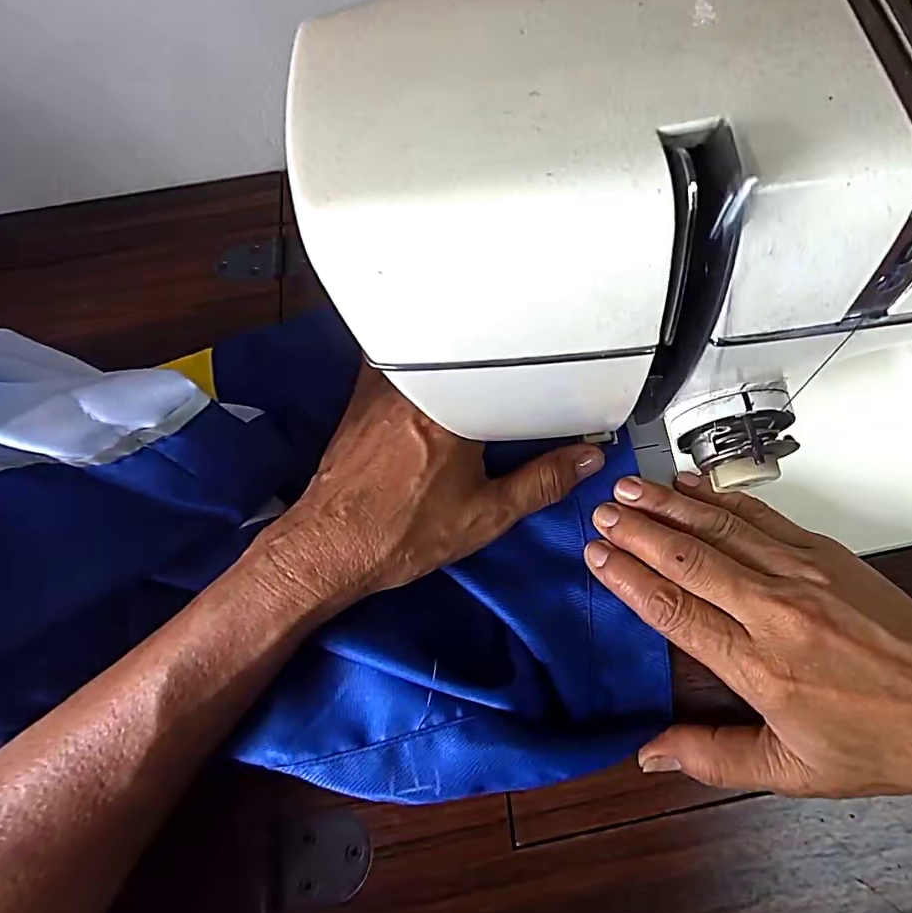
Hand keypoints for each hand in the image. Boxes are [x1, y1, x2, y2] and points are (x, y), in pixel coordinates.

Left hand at [261, 368, 604, 609]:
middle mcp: (412, 392)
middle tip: (522, 384)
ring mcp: (381, 392)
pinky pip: (403, 369)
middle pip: (470, 362)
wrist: (326, 551)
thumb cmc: (397, 534)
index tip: (552, 399)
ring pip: (435, 361)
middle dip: (500, 371)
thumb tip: (585, 461)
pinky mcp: (361, 402)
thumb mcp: (489, 513)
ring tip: (485, 387)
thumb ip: (544, 481)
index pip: (509, 379)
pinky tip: (439, 397)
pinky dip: (427, 376)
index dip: (537, 384)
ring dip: (460, 370)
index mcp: (450, 413)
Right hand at [583, 473, 911, 805]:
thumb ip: (712, 757)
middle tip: (604, 512)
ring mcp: (805, 574)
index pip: (675, 610)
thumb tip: (652, 753)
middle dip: (640, 530)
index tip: (598, 557)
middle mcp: (777, 609)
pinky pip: (766, 517)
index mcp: (760, 665)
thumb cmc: (880, 739)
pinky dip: (726, 499)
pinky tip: (701, 488)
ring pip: (724, 527)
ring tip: (637, 488)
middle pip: (691, 557)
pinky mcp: (828, 554)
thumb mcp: (790, 769)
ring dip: (675, 505)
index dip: (629, 579)